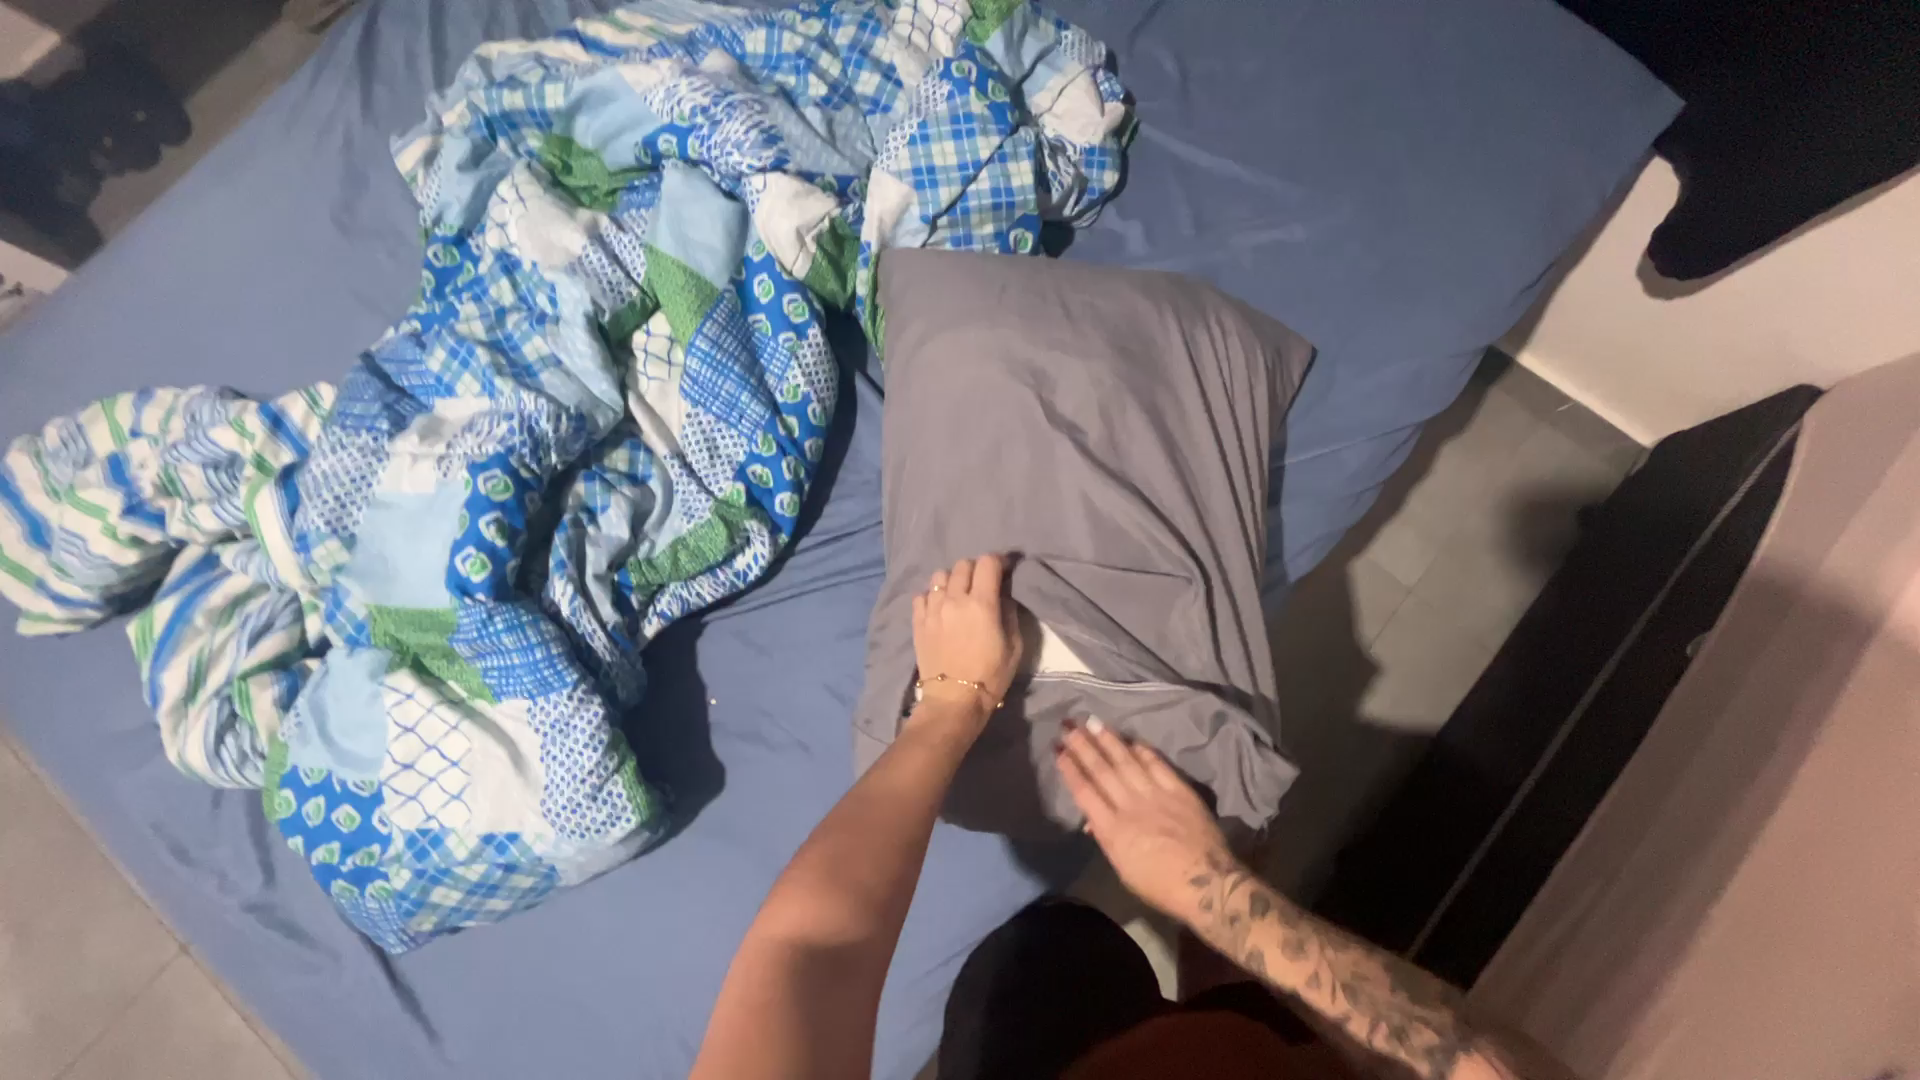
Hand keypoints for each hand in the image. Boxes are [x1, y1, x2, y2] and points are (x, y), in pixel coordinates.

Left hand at [911, 554, 1021, 732]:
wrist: (954, 700)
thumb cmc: (991, 675)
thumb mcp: (1014, 645)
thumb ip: (1009, 613)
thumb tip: (1003, 594)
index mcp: (981, 603)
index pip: (987, 563)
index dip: (998, 562)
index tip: (1004, 570)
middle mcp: (954, 599)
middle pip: (963, 565)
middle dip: (976, 569)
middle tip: (982, 584)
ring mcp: (932, 608)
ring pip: (940, 576)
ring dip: (952, 580)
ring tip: (958, 594)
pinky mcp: (917, 621)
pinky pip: (922, 595)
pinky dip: (932, 595)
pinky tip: (940, 608)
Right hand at [1055, 718, 1235, 921]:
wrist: (1208, 884)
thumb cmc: (1161, 886)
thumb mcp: (1124, 871)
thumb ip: (1107, 840)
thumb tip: (1092, 821)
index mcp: (1113, 830)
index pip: (1085, 792)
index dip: (1070, 769)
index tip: (1058, 750)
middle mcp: (1130, 806)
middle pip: (1102, 770)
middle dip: (1082, 746)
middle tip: (1068, 725)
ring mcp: (1155, 795)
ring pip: (1126, 761)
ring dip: (1108, 740)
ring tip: (1092, 722)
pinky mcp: (1179, 790)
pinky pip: (1157, 764)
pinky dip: (1143, 751)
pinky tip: (1132, 740)